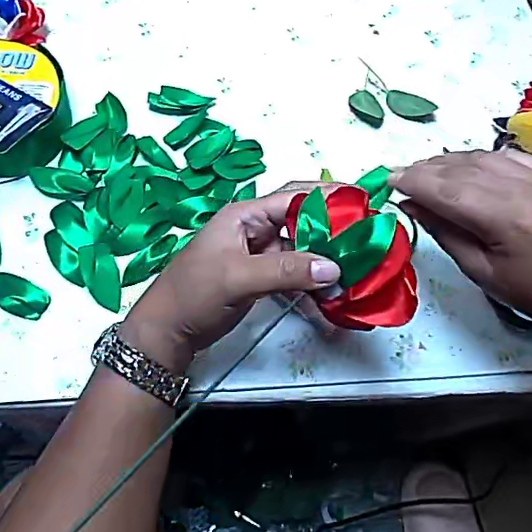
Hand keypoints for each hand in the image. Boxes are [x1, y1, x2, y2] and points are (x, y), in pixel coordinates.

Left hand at [124, 190, 340, 370]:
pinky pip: (296, 276)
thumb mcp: (238, 277)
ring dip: (326, 265)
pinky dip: (313, 288)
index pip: (295, 197)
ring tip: (355, 277)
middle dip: (334, 235)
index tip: (361, 204)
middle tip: (366, 243)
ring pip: (303, 253)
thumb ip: (286, 270)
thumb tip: (333, 268)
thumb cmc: (193, 294)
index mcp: (246, 215)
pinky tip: (331, 304)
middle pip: (304, 224)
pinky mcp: (263, 278)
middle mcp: (256, 229)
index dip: (328, 198)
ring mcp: (260, 255)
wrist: (165, 334)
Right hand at [392, 150, 531, 337]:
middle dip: (428, 170)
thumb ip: (443, 231)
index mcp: (510, 219)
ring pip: (485, 157)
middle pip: (465, 168)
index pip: (451, 190)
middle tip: (401, 175)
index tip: (389, 179)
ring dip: (452, 162)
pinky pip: (508, 155)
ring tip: (427, 171)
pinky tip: (465, 168)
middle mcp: (529, 188)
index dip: (416, 181)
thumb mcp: (479, 270)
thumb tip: (410, 202)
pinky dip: (482, 159)